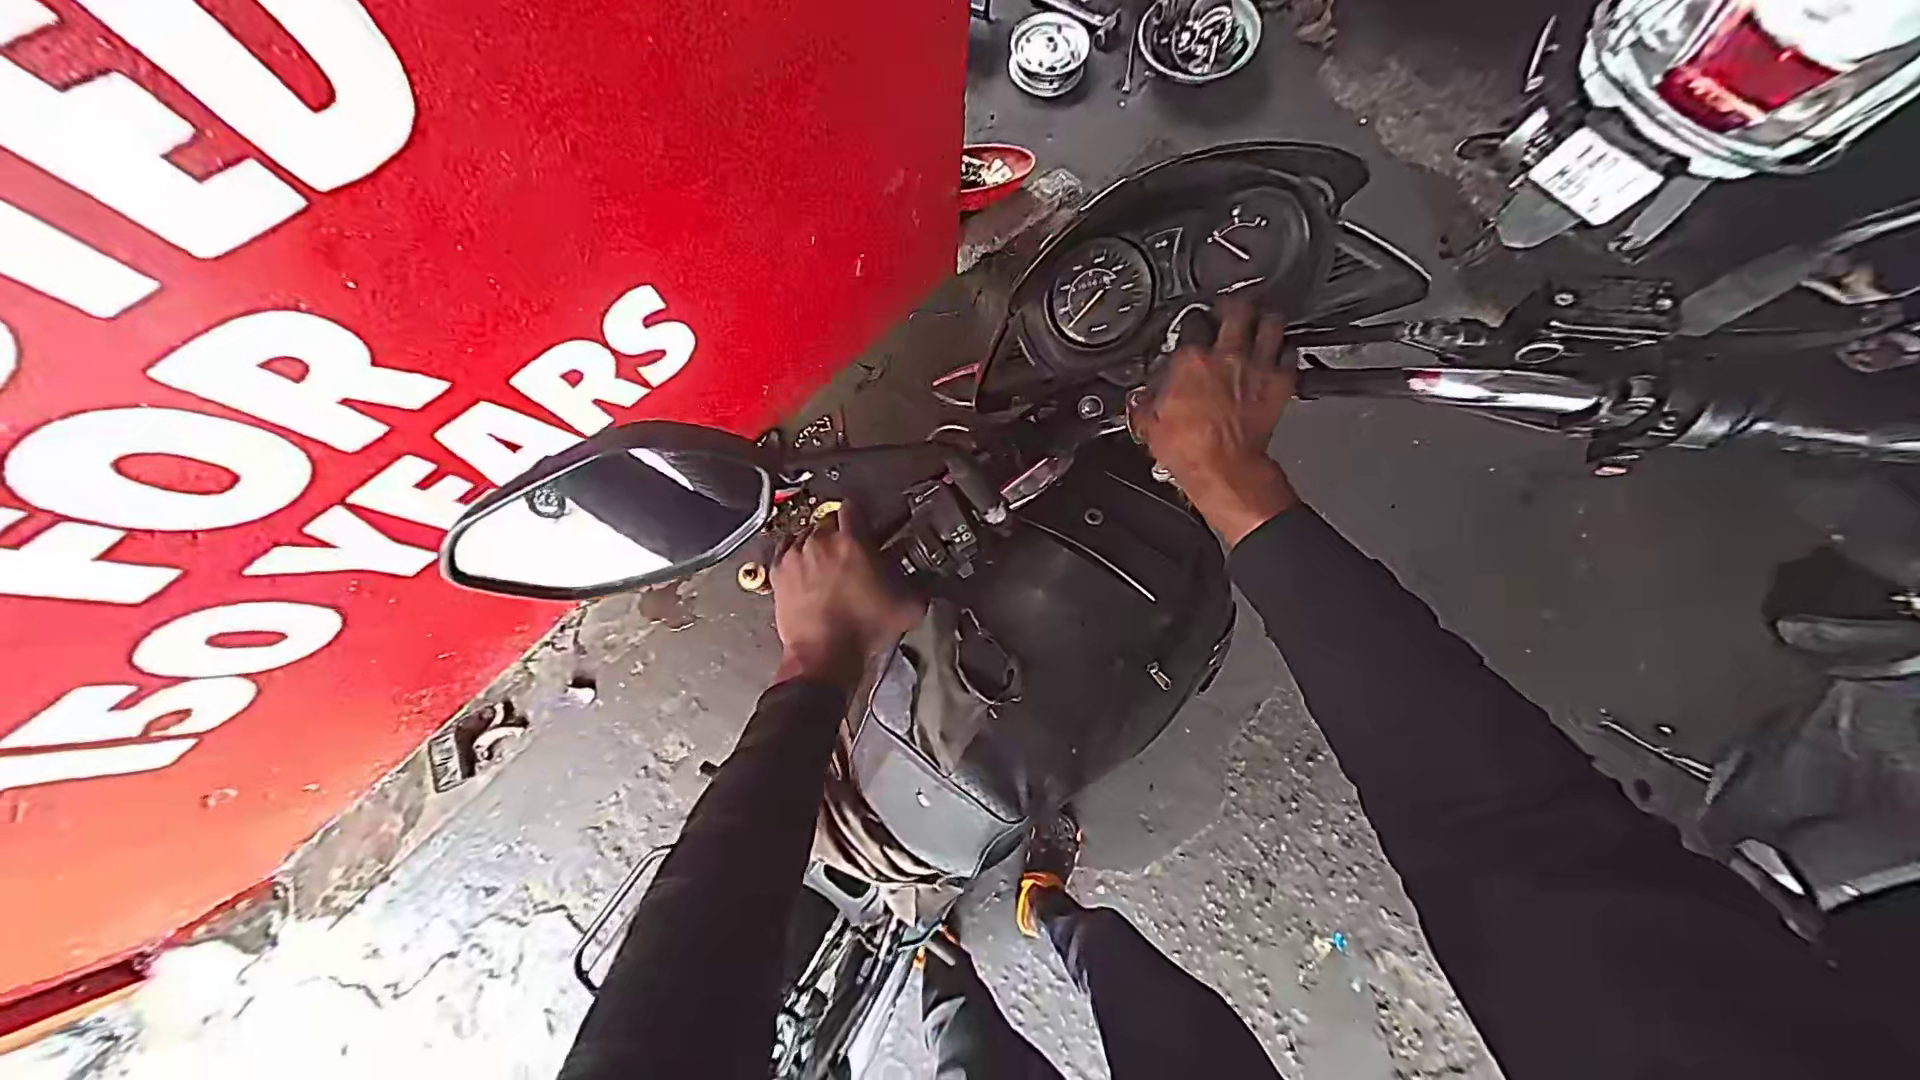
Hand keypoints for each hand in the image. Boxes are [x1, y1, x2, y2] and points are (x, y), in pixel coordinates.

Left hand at [770, 503, 924, 687]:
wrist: (823, 655)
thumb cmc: (860, 630)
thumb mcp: (906, 607)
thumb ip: (919, 587)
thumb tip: (927, 583)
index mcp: (853, 541)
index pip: (854, 506)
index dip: (861, 512)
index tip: (866, 520)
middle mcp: (821, 541)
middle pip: (829, 519)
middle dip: (840, 530)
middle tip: (851, 547)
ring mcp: (796, 555)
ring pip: (807, 533)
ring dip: (818, 543)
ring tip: (828, 560)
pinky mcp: (779, 572)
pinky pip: (786, 550)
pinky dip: (795, 553)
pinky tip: (805, 564)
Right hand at [1130, 299, 1298, 545]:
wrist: (1224, 468)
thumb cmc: (1190, 449)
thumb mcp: (1150, 425)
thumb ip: (1144, 403)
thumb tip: (1140, 399)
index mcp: (1190, 361)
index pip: (1190, 324)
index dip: (1189, 322)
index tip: (1189, 328)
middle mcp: (1226, 356)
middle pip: (1236, 309)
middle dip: (1232, 304)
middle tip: (1228, 307)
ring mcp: (1256, 367)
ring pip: (1271, 322)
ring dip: (1265, 318)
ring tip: (1259, 318)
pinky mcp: (1280, 383)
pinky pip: (1290, 353)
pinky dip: (1286, 349)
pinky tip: (1280, 352)